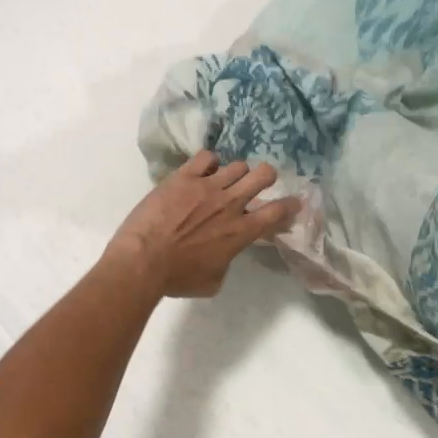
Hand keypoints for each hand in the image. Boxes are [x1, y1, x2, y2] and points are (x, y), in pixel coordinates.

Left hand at [103, 151, 300, 297]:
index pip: (277, 212)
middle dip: (266, 176)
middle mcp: (230, 204)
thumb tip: (225, 253)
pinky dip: (209, 162)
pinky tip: (203, 170)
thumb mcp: (214, 280)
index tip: (294, 202)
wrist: (143, 261)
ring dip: (236, 172)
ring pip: (237, 165)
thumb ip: (227, 260)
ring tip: (225, 179)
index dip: (290, 205)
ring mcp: (207, 186)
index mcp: (241, 232)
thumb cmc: (178, 278)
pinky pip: (206, 157)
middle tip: (259, 182)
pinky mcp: (184, 177)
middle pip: (263, 175)